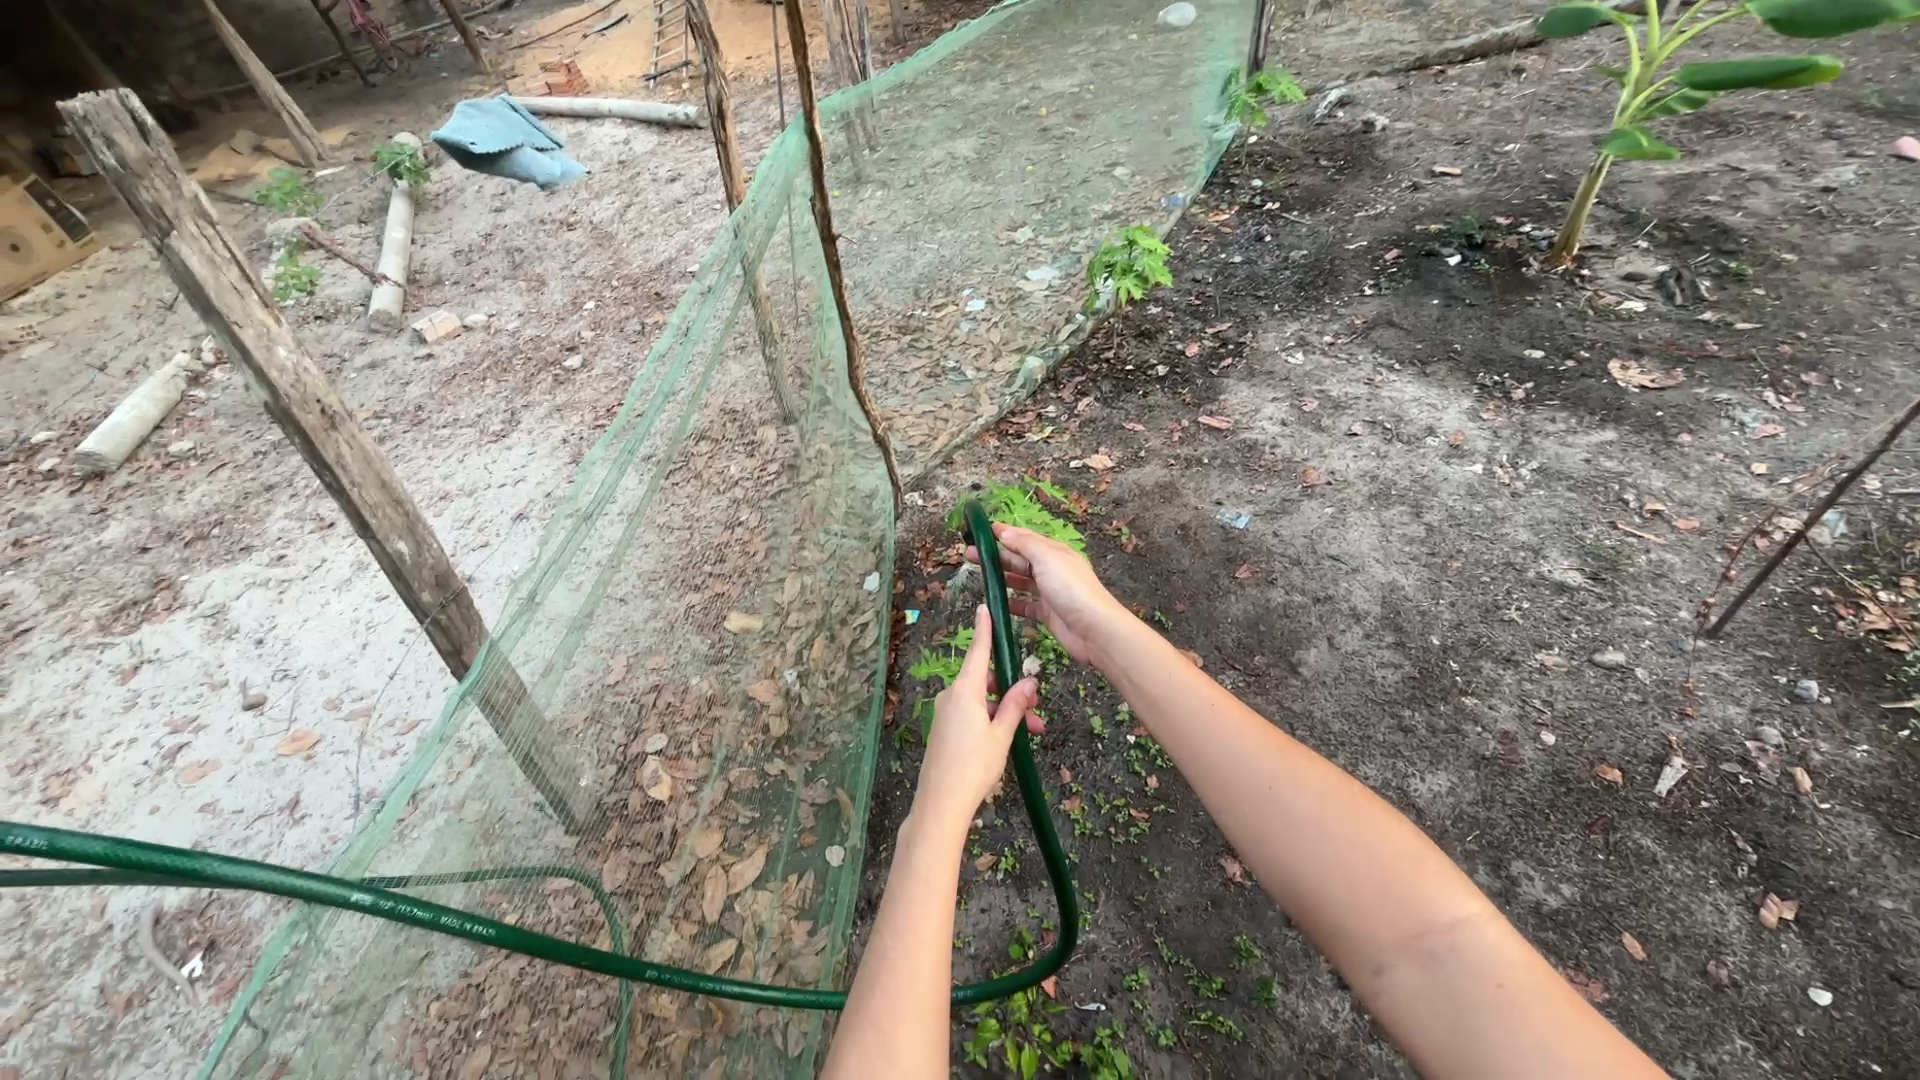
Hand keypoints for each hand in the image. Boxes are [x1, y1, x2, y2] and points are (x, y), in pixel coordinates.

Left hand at [914, 605, 1040, 826]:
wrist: (941, 802)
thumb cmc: (974, 766)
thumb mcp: (1002, 734)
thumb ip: (1015, 705)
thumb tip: (1029, 681)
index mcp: (964, 691)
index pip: (978, 652)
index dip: (984, 629)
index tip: (984, 608)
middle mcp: (951, 696)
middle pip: (986, 680)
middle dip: (1012, 691)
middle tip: (1037, 711)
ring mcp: (946, 713)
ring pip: (981, 701)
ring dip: (1005, 711)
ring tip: (1031, 732)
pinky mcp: (944, 729)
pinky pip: (971, 714)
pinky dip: (991, 720)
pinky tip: (1010, 739)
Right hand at [967, 524, 1130, 666]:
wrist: (1094, 629)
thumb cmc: (1071, 588)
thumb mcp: (1047, 558)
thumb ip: (1025, 544)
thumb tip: (1004, 532)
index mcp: (1053, 552)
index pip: (1024, 538)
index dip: (1003, 534)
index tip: (981, 532)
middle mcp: (1050, 569)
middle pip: (1018, 559)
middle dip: (995, 556)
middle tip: (969, 555)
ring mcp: (1048, 592)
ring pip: (1019, 581)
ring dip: (1000, 577)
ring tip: (977, 576)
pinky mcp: (1046, 613)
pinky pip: (1023, 605)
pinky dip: (1009, 603)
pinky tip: (994, 603)